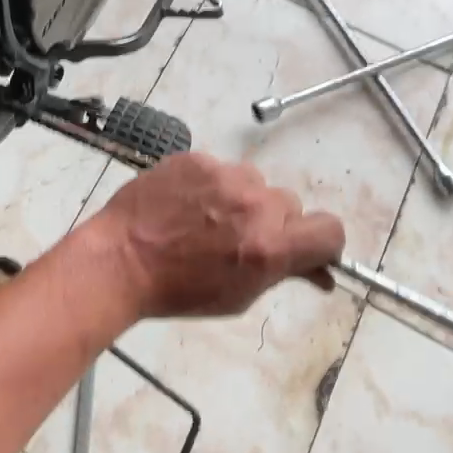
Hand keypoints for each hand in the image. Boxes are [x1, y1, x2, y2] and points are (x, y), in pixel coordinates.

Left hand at [83, 152, 345, 319]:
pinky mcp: (195, 158)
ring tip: (206, 219)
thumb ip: (283, 272)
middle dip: (273, 222)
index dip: (321, 242)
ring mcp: (223, 175)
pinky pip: (219, 169)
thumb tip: (321, 270)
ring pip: (253, 182)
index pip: (330, 229)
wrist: (121, 258)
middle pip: (288, 204)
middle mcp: (254, 204)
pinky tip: (185, 203)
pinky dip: (210, 185)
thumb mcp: (240, 294)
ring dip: (242, 199)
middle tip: (239, 239)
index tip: (303, 249)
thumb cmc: (181, 290)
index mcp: (270, 245)